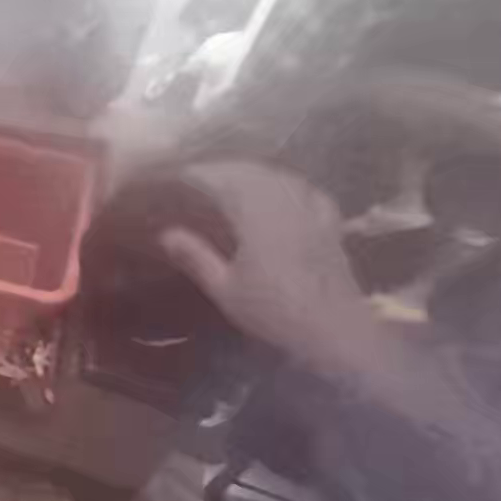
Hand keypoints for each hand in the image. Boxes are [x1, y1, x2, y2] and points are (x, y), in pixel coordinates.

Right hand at [157, 162, 381, 370]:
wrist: (334, 331)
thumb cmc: (272, 312)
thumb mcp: (224, 289)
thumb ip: (196, 257)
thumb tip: (166, 233)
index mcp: (259, 220)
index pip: (227, 183)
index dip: (202, 175)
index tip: (178, 174)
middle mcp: (288, 208)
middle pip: (255, 174)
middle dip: (225, 169)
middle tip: (198, 174)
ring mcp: (313, 214)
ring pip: (282, 178)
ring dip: (254, 172)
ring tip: (231, 177)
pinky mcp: (329, 226)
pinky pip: (307, 191)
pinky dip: (287, 183)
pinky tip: (280, 189)